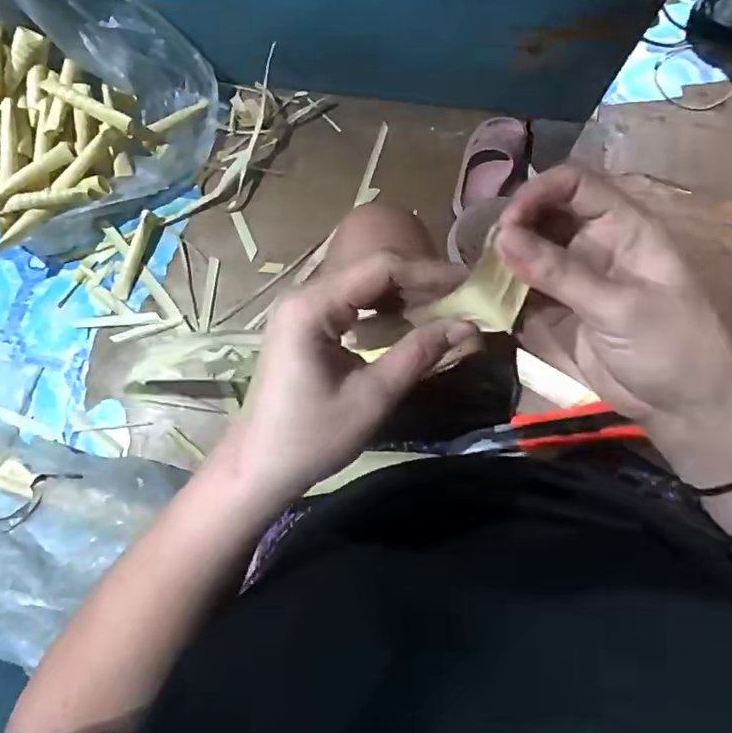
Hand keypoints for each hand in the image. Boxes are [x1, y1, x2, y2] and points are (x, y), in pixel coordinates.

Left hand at [218, 254, 480, 500]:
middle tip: (468, 298)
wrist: (259, 464)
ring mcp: (301, 308)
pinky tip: (413, 322)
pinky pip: (351, 303)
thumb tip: (468, 324)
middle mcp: (303, 295)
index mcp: (311, 305)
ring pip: (363, 285)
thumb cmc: (311, 437)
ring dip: (405, 295)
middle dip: (421, 283)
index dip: (430, 272)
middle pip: (371, 271)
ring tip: (450, 308)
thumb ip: (418, 354)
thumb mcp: (372, 397)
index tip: (472, 284)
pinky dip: (383, 310)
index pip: (380, 268)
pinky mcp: (305, 324)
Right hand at [495, 165, 731, 465]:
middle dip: (512, 224)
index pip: (575, 185)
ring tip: (480, 272)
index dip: (539, 192)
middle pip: (543, 212)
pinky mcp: (552, 307)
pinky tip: (482, 294)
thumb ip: (559, 273)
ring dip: (502, 256)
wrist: (683, 409)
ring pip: (525, 248)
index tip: (509, 220)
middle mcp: (592, 243)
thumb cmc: (671, 348)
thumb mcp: (618, 308)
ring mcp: (570, 275)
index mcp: (623, 228)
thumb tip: (502, 237)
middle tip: (488, 250)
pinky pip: (518, 286)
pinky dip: (499, 287)